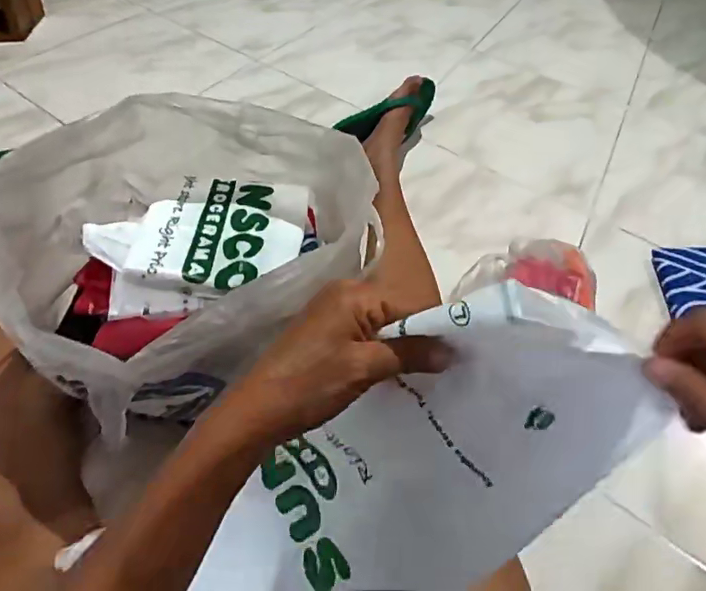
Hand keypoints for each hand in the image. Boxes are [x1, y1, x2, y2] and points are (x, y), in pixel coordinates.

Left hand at [207, 280, 452, 447]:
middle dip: (414, 338)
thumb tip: (451, 350)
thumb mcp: (364, 369)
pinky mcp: (322, 330)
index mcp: (354, 292)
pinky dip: (377, 350)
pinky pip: (362, 332)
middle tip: (435, 367)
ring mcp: (330, 310)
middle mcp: (343, 292)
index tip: (450, 355)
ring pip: (379, 324)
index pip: (407, 302)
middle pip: (394, 310)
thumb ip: (409, 354)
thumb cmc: (311, 385)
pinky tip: (385, 373)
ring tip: (416, 374)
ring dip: (396, 346)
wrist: (254, 412)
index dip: (430, 328)